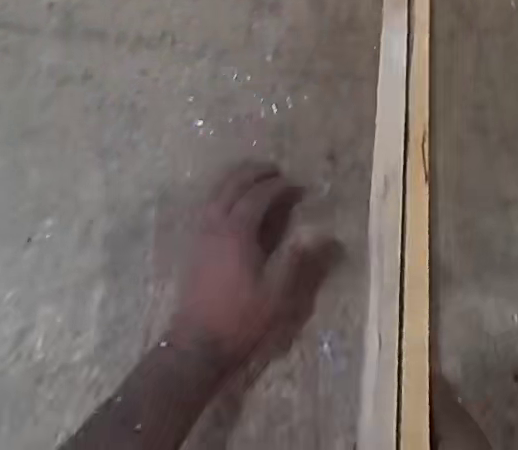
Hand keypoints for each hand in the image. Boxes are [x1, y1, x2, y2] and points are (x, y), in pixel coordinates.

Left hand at [166, 161, 335, 378]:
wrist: (196, 345)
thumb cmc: (239, 319)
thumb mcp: (276, 295)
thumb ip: (299, 261)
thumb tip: (323, 234)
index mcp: (237, 230)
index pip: (260, 195)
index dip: (281, 187)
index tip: (299, 186)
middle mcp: (217, 222)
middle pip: (235, 183)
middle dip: (256, 172)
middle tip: (277, 171)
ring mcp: (201, 231)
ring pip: (218, 189)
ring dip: (238, 178)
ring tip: (256, 178)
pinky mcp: (194, 242)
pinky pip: (209, 202)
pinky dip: (224, 191)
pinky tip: (233, 201)